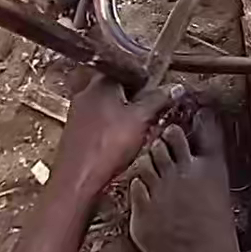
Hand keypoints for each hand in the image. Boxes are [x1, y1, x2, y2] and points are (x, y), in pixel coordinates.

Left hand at [53, 73, 182, 193]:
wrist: (77, 180)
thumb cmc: (108, 145)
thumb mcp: (142, 119)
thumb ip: (159, 100)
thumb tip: (176, 87)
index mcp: (101, 82)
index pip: (127, 71)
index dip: (145, 82)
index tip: (158, 95)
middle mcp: (86, 93)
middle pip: (117, 89)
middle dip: (134, 100)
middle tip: (149, 115)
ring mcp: (77, 112)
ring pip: (107, 107)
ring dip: (122, 116)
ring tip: (138, 131)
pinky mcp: (74, 132)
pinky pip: (98, 123)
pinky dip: (110, 129)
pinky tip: (120, 144)